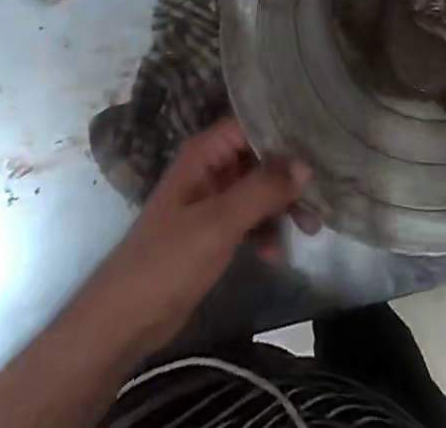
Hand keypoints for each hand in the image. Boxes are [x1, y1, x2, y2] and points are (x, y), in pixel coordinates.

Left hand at [93, 117, 311, 356]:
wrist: (123, 322)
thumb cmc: (166, 261)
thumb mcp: (219, 222)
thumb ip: (263, 189)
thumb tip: (307, 165)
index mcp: (205, 154)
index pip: (252, 124)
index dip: (285, 129)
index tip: (322, 137)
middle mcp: (211, 168)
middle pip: (262, 157)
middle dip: (292, 175)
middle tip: (322, 193)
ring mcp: (213, 200)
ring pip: (261, 189)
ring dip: (284, 206)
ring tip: (311, 227)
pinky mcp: (216, 230)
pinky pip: (252, 217)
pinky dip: (267, 230)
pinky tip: (276, 254)